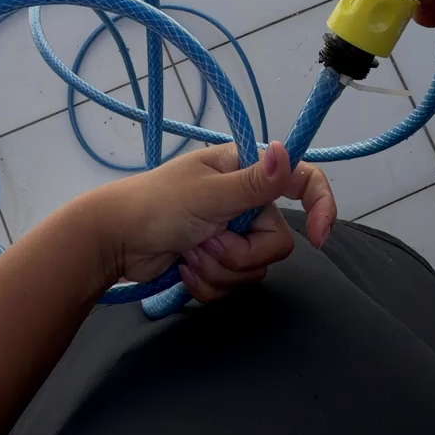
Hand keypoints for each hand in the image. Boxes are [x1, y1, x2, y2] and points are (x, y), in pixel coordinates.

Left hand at [77, 140, 334, 301]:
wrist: (114, 241)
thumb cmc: (156, 205)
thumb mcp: (207, 194)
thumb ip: (253, 182)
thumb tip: (287, 149)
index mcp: (245, 170)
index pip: (300, 179)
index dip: (320, 205)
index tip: (319, 237)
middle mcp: (244, 199)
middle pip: (276, 242)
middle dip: (239, 253)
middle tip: (206, 240)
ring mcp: (231, 232)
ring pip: (254, 269)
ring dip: (219, 269)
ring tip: (189, 253)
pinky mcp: (216, 261)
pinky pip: (233, 285)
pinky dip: (208, 284)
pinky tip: (183, 269)